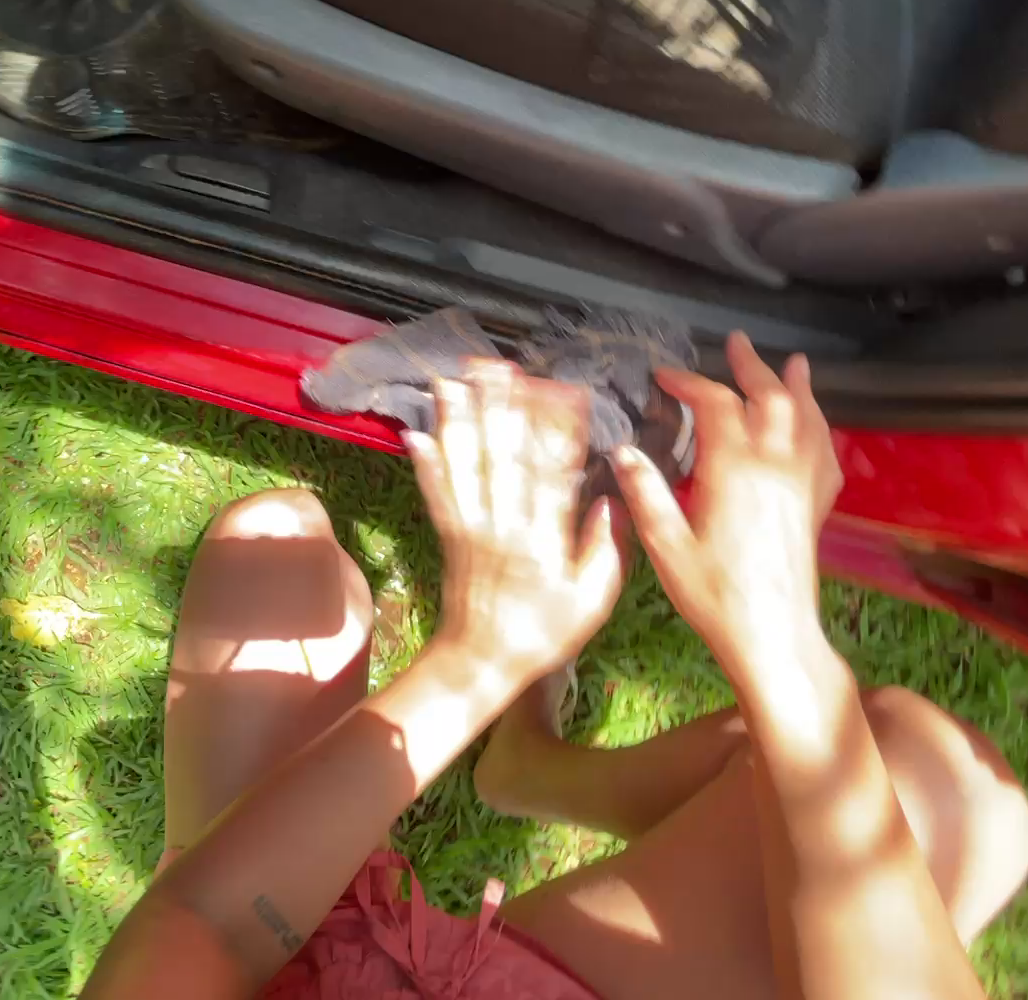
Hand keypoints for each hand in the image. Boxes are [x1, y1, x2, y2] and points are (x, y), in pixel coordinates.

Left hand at [404, 359, 622, 680]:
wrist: (481, 661)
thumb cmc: (543, 634)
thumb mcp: (593, 601)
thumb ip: (605, 550)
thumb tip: (613, 500)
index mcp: (544, 538)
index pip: (553, 472)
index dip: (556, 427)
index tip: (558, 388)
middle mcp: (504, 524)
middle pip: (503, 457)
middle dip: (499, 407)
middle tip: (493, 366)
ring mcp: (471, 527)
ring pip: (466, 467)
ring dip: (458, 422)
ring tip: (452, 383)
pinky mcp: (447, 535)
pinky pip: (436, 495)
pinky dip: (425, 465)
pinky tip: (415, 434)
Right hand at [612, 332, 842, 665]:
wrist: (771, 633)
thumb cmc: (711, 592)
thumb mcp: (665, 544)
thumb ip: (646, 493)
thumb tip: (623, 450)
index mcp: (734, 472)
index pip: (717, 407)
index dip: (690, 384)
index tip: (664, 377)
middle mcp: (775, 469)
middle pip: (770, 400)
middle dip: (750, 368)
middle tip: (735, 343)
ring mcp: (802, 486)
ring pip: (807, 420)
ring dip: (796, 387)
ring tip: (792, 362)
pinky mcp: (815, 506)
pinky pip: (825, 453)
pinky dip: (819, 427)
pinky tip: (815, 424)